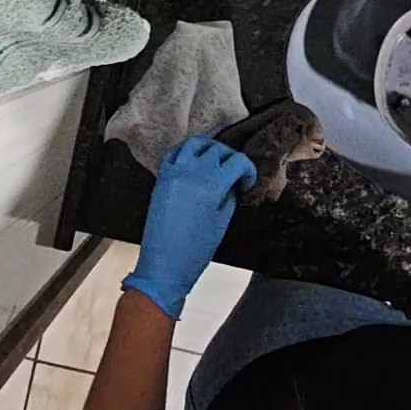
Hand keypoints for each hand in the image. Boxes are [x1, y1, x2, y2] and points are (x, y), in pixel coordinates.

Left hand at [123, 136, 256, 318]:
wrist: (163, 265)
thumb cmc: (196, 250)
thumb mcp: (222, 223)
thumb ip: (230, 196)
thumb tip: (233, 182)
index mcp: (212, 185)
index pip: (238, 161)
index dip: (248, 169)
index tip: (248, 181)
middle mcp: (193, 172)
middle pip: (219, 150)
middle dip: (231, 159)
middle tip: (235, 173)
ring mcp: (175, 172)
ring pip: (196, 143)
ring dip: (210, 148)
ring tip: (216, 161)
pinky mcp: (162, 177)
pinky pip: (176, 153)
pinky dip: (188, 152)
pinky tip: (195, 162)